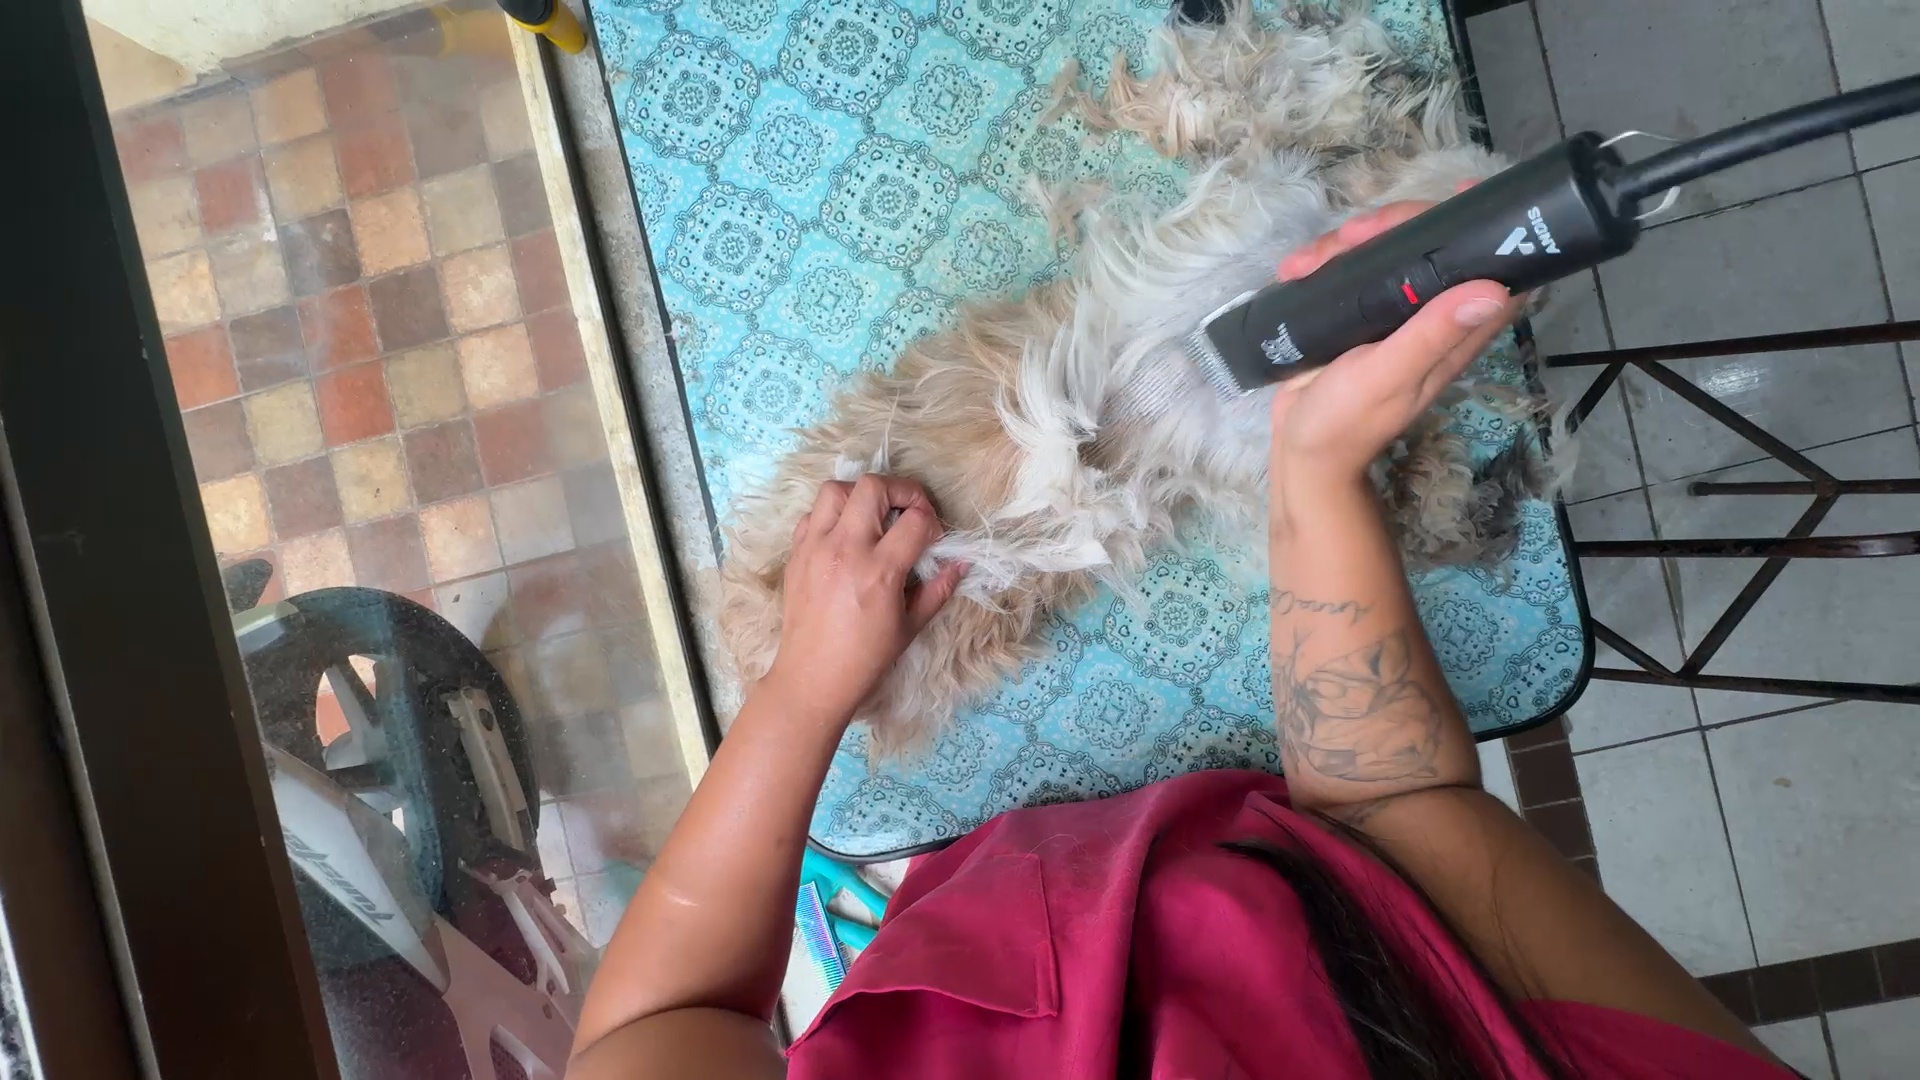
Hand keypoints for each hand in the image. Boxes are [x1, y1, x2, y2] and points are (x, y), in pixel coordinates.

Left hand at [761, 474, 964, 725]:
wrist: (812, 678)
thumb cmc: (866, 657)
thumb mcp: (911, 626)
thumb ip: (939, 588)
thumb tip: (962, 562)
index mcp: (879, 572)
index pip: (915, 520)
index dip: (932, 522)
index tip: (933, 539)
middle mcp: (845, 550)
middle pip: (872, 486)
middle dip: (900, 491)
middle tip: (909, 512)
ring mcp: (815, 548)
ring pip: (836, 489)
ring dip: (861, 494)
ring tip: (875, 516)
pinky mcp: (796, 554)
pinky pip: (813, 514)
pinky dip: (833, 515)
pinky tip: (846, 535)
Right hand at [1269, 200, 1524, 489]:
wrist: (1299, 452)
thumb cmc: (1344, 422)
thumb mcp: (1386, 377)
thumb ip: (1430, 335)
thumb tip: (1493, 288)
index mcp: (1451, 333)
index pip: (1491, 268)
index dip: (1487, 227)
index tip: (1462, 195)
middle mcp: (1426, 319)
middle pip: (1429, 249)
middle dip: (1393, 228)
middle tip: (1353, 233)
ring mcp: (1385, 319)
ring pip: (1382, 258)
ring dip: (1346, 246)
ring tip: (1304, 261)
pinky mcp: (1349, 322)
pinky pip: (1345, 278)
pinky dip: (1322, 266)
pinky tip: (1295, 271)